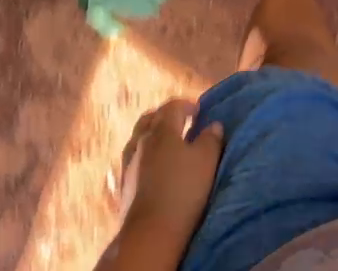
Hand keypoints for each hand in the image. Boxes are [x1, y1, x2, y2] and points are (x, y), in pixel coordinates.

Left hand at [118, 100, 224, 241]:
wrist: (151, 231)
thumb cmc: (183, 190)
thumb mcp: (206, 162)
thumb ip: (210, 139)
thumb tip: (214, 125)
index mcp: (162, 130)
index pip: (172, 108)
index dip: (186, 105)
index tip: (198, 109)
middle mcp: (141, 140)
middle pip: (150, 119)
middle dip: (164, 115)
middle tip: (179, 120)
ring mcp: (128, 162)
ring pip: (138, 138)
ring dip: (151, 134)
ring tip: (163, 142)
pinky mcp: (123, 184)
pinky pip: (132, 159)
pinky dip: (142, 154)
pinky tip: (147, 163)